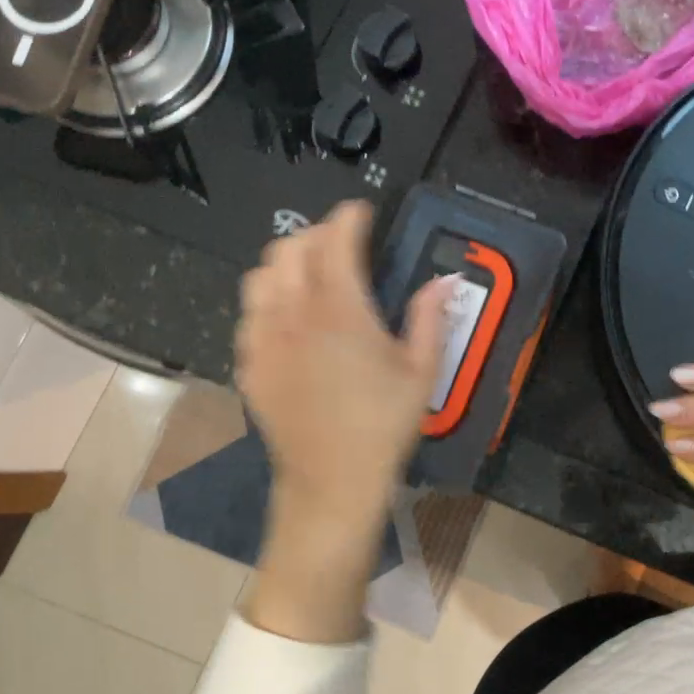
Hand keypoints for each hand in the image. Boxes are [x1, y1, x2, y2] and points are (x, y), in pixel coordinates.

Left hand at [235, 201, 453, 518]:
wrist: (331, 480)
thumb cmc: (384, 424)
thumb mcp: (421, 372)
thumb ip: (429, 319)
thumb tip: (444, 282)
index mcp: (340, 310)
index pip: (335, 242)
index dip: (348, 218)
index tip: (361, 213)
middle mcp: (293, 314)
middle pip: (290, 248)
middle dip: (315, 234)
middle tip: (340, 243)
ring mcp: (263, 338)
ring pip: (260, 276)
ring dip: (286, 262)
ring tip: (309, 274)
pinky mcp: (249, 364)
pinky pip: (249, 314)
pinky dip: (268, 300)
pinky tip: (289, 320)